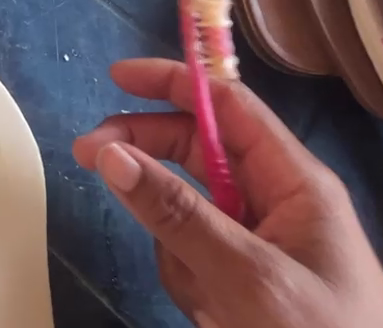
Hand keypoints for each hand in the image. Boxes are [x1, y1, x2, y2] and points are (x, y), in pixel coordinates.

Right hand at [73, 59, 382, 327]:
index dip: (172, 81)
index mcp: (294, 182)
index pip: (226, 104)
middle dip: (143, 152)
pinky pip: (190, 252)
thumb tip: (107, 151)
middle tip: (87, 158)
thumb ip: (176, 214)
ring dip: (173, 242)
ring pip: (184, 207)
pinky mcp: (244, 279)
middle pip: (192, 148)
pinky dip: (187, 277)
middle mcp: (274, 201)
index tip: (115, 79)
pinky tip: (212, 315)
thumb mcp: (250, 280)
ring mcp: (258, 243)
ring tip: (205, 298)